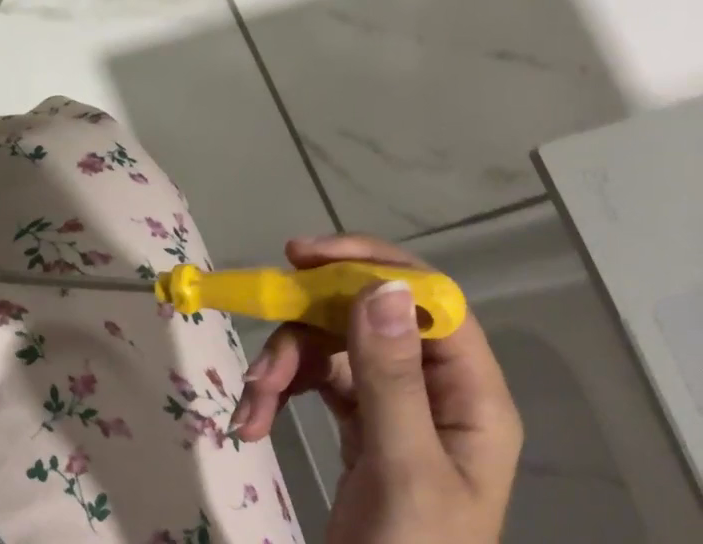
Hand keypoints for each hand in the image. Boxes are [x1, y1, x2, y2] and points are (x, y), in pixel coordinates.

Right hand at [229, 235, 521, 543]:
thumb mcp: (401, 464)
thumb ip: (390, 376)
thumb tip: (381, 286)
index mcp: (470, 397)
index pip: (429, 301)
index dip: (368, 266)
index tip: (299, 256)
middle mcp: (434, 391)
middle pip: (361, 319)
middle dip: (301, 330)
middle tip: (261, 359)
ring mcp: (393, 406)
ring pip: (326, 346)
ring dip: (279, 367)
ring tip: (251, 407)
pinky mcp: (356, 423)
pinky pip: (311, 380)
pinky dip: (275, 393)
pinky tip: (251, 421)